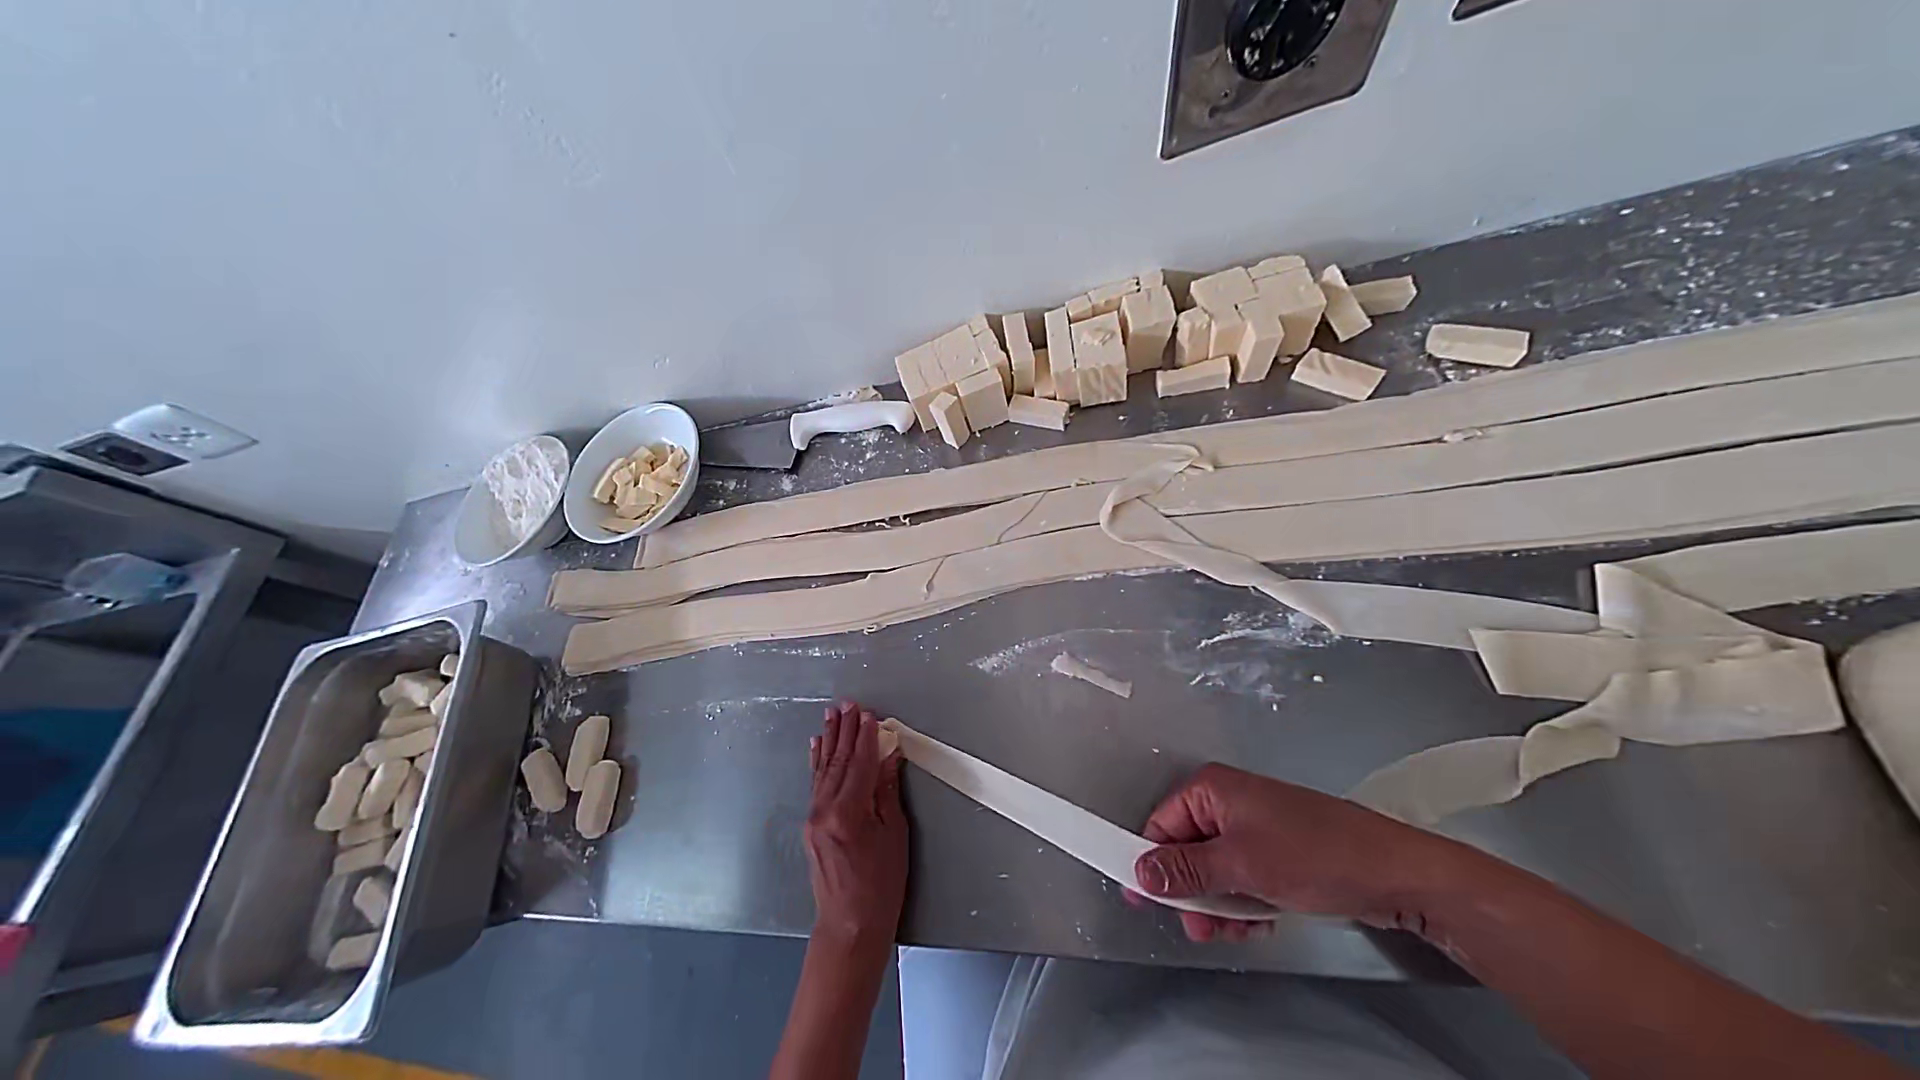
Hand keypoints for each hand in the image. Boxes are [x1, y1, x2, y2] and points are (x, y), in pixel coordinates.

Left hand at [805, 702, 907, 946]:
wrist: (850, 924)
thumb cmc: (881, 884)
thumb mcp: (894, 835)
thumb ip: (887, 791)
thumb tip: (888, 756)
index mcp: (848, 812)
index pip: (860, 763)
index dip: (867, 737)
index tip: (871, 714)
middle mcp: (824, 809)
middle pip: (838, 761)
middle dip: (845, 730)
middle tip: (849, 704)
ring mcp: (813, 817)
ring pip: (823, 769)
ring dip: (829, 739)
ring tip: (832, 714)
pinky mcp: (810, 825)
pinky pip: (815, 784)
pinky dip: (817, 762)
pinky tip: (816, 746)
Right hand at [1132, 763, 1485, 942]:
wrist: (1395, 873)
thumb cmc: (1318, 855)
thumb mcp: (1240, 866)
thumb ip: (1185, 870)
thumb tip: (1142, 874)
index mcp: (1211, 789)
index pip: (1160, 824)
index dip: (1151, 864)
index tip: (1145, 901)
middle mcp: (1228, 802)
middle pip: (1186, 850)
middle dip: (1192, 893)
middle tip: (1202, 926)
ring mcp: (1253, 825)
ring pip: (1213, 869)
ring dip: (1219, 904)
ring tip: (1238, 929)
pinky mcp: (1275, 848)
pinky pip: (1240, 876)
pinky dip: (1243, 902)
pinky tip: (1258, 921)